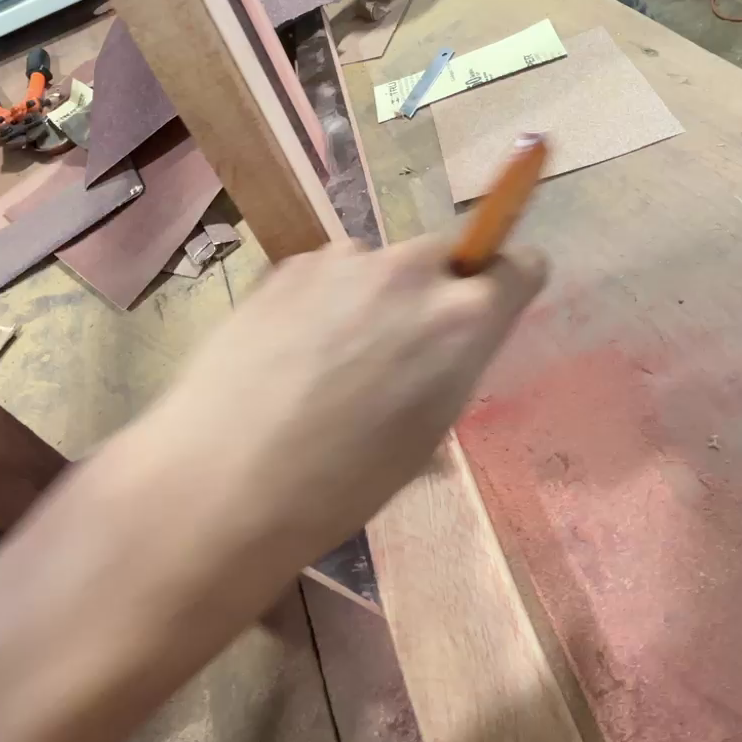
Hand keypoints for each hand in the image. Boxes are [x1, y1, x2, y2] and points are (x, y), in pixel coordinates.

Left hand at [143, 233, 546, 558]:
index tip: (494, 304)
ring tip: (326, 356)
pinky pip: (327, 273)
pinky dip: (322, 300)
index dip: (510, 284)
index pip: (518, 268)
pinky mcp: (288, 263)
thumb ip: (448, 367)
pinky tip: (287, 349)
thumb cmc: (340, 485)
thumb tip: (444, 348)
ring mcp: (344, 260)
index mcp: (462, 320)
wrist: (222, 480)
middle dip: (437, 289)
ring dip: (372, 294)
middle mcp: (411, 273)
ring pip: (379, 264)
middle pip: (446, 255)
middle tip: (400, 344)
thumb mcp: (424, 436)